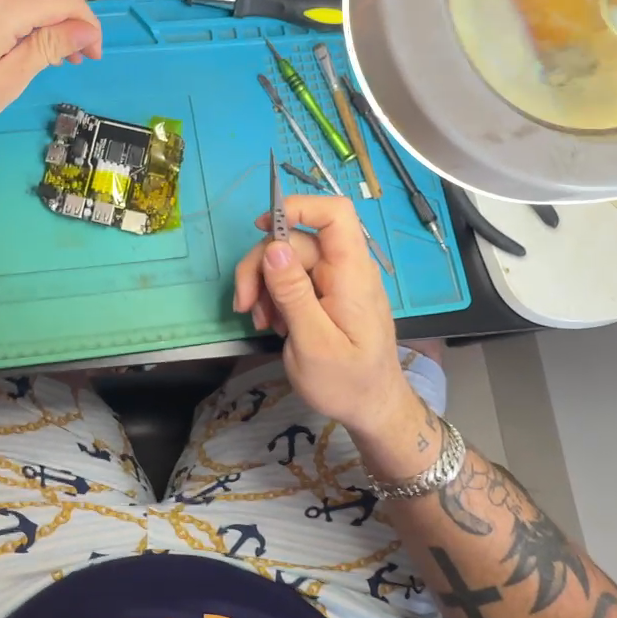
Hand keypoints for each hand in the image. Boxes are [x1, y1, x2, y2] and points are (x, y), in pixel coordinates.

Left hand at [0, 0, 102, 146]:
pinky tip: (21, 36)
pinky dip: (23, 5)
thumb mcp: (5, 81)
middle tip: (76, 55)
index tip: (92, 56)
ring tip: (51, 50)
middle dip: (72, 14)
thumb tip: (87, 31)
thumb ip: (48, 48)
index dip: (87, 24)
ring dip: (49, 9)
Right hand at [231, 195, 413, 432]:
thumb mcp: (313, 343)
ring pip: (288, 261)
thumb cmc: (348, 382)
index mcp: (351, 274)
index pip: (335, 214)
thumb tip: (273, 247)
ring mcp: (335, 281)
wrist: (372, 409)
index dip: (299, 207)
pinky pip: (293, 280)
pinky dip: (275, 297)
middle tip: (244, 305)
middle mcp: (345, 269)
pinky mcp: (326, 295)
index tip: (263, 228)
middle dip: (261, 267)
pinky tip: (272, 324)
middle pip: (296, 241)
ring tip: (260, 322)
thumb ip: (293, 293)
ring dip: (264, 286)